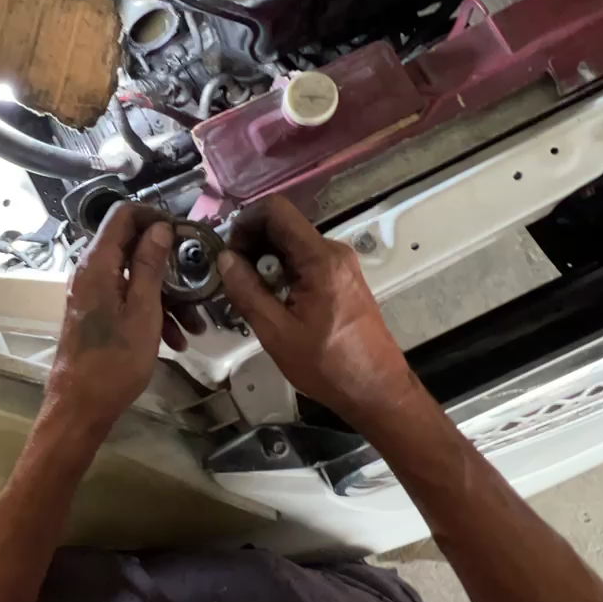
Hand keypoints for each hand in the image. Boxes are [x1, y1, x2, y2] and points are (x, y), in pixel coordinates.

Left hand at [44, 203, 184, 436]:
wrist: (81, 406)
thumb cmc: (114, 360)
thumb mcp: (143, 311)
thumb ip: (149, 265)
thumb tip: (160, 227)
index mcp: (97, 264)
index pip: (122, 215)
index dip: (154, 215)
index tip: (183, 232)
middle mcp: (90, 271)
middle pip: (132, 247)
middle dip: (168, 263)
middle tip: (198, 280)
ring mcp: (92, 293)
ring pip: (134, 278)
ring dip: (167, 296)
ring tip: (195, 325)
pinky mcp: (97, 314)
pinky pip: (128, 300)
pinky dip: (152, 313)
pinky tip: (176, 340)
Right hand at [217, 197, 425, 430]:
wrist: (377, 391)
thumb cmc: (328, 365)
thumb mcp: (276, 332)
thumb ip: (246, 291)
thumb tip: (225, 259)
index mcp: (320, 258)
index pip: (276, 210)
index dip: (245, 222)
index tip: (229, 252)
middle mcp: (333, 251)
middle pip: (282, 226)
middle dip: (251, 244)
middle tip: (233, 278)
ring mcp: (340, 265)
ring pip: (291, 244)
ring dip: (265, 261)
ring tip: (250, 295)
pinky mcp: (341, 279)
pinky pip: (303, 261)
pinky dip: (281, 273)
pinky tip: (271, 301)